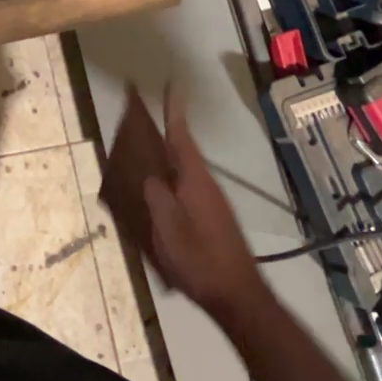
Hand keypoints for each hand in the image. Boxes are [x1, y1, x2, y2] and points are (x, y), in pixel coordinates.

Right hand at [142, 85, 270, 319]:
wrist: (238, 297)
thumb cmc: (199, 261)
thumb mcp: (167, 229)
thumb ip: (156, 198)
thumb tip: (149, 178)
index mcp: (194, 180)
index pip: (181, 136)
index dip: (174, 109)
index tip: (171, 82)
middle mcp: (205, 184)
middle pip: (182, 150)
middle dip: (166, 131)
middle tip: (144, 117)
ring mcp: (211, 202)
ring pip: (183, 170)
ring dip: (166, 158)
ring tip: (143, 155)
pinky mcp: (212, 218)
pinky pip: (185, 187)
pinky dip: (171, 179)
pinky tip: (158, 193)